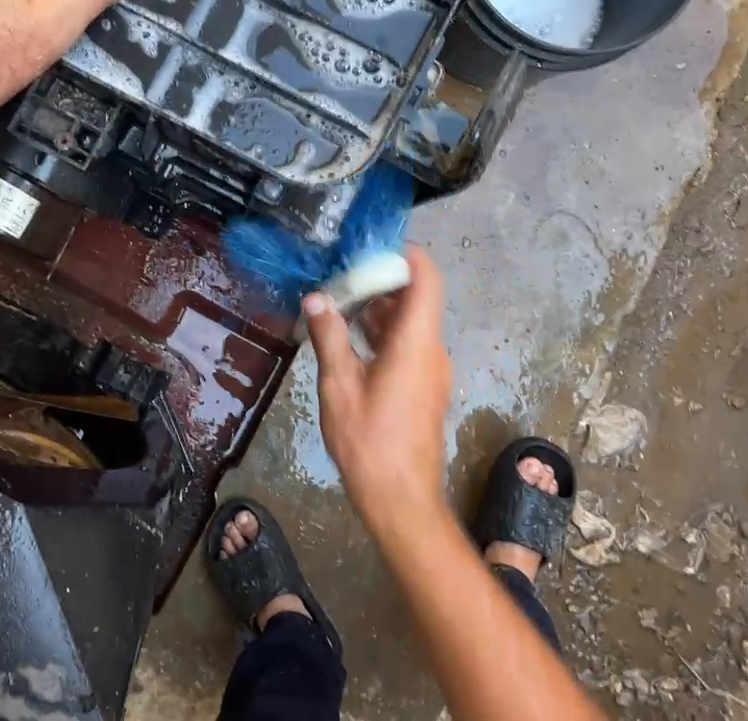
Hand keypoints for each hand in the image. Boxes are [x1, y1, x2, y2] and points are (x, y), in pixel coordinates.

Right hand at [303, 247, 454, 537]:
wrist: (401, 500)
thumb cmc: (369, 442)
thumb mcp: (339, 387)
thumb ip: (329, 338)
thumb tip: (316, 299)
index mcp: (415, 343)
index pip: (426, 280)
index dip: (407, 255)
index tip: (373, 247)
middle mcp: (430, 351)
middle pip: (415, 300)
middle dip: (379, 282)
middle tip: (339, 276)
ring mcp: (431, 371)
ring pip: (409, 324)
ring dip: (378, 310)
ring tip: (337, 304)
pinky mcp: (424, 388)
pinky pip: (407, 346)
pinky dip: (382, 335)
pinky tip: (349, 340)